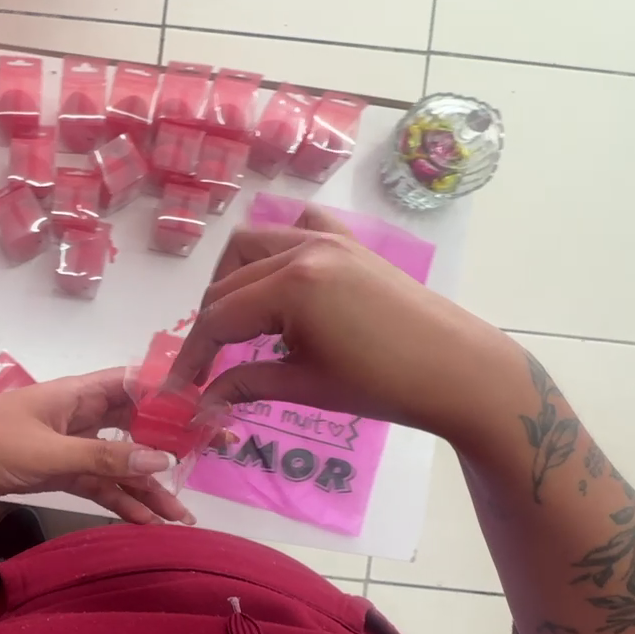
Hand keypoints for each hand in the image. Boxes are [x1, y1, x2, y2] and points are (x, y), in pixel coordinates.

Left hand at [0, 369, 195, 525]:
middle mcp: (83, 415)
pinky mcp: (62, 472)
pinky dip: (121, 502)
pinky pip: (100, 485)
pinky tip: (146, 522)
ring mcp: (73, 445)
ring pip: (121, 464)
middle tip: (213, 459)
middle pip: (137, 427)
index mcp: (79, 393)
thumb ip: (104, 458)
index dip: (173, 395)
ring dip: (148, 489)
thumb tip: (160, 459)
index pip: (137, 385)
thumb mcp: (49, 451)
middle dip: (172, 447)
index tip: (208, 409)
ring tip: (181, 517)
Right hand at [168, 207, 524, 445]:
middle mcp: (303, 249)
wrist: (458, 370)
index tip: (176, 389)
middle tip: (204, 368)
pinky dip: (276, 248)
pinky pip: (298, 227)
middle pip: (227, 284)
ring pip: (252, 246)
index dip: (191, 357)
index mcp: (292, 285)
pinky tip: (278, 280)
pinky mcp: (349, 242)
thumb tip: (197, 406)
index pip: (218, 320)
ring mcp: (328, 238)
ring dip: (231, 283)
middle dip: (207, 328)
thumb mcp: (303, 386)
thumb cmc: (382, 385)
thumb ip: (243, 385)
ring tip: (235, 324)